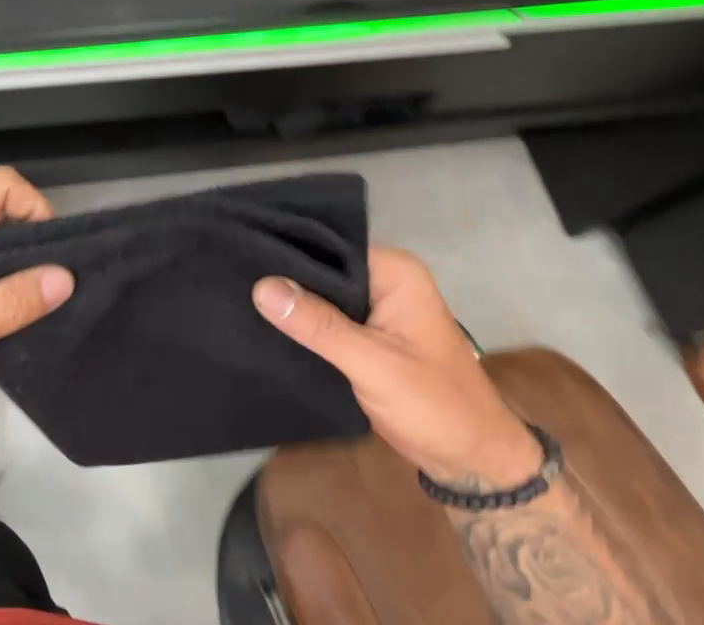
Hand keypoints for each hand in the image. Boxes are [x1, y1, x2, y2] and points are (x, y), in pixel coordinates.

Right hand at [252, 248, 541, 487]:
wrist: (471, 460)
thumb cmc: (435, 405)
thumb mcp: (373, 363)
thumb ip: (317, 324)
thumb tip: (262, 287)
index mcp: (396, 273)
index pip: (332, 244)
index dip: (289, 247)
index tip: (241, 251)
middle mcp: (387, 281)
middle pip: (324, 267)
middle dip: (284, 275)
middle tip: (232, 276)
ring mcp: (378, 309)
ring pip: (323, 294)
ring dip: (292, 301)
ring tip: (238, 295)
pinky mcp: (367, 335)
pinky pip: (327, 317)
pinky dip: (304, 323)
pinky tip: (266, 324)